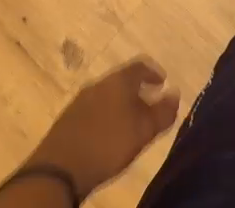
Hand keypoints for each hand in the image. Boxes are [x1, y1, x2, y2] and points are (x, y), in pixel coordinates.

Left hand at [18, 58, 180, 199]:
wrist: (58, 170)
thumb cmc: (108, 144)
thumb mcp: (143, 131)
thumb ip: (163, 112)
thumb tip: (175, 93)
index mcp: (118, 81)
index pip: (140, 65)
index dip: (154, 72)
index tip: (163, 83)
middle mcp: (98, 84)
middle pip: (122, 80)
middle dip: (137, 91)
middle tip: (149, 106)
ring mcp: (80, 100)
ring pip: (107, 94)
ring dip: (121, 104)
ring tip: (130, 123)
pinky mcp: (68, 118)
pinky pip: (94, 108)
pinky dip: (106, 114)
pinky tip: (108, 133)